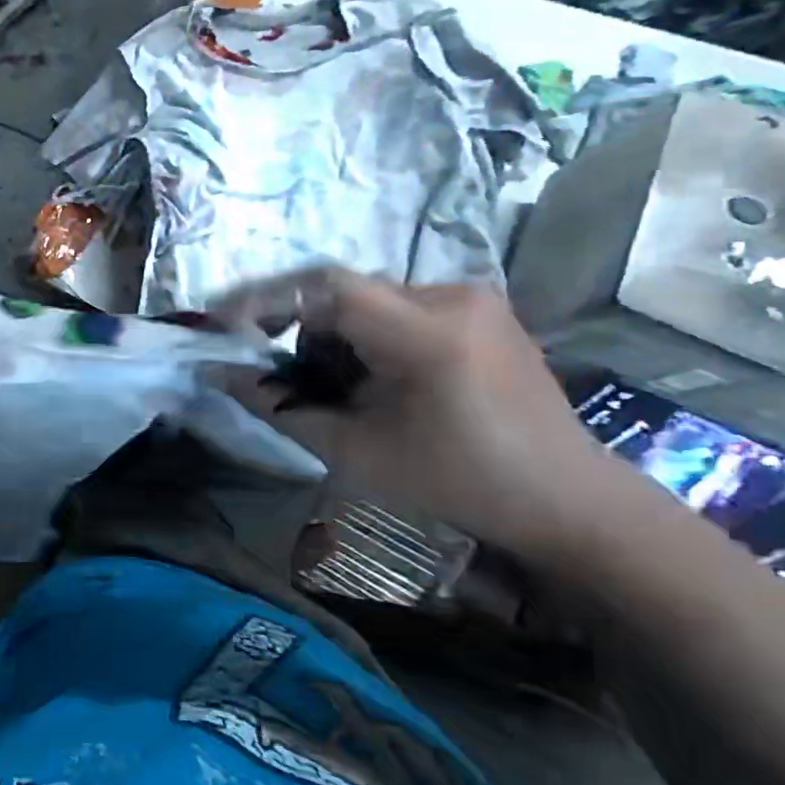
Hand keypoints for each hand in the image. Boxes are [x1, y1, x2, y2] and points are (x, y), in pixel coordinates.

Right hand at [217, 268, 621, 556]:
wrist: (564, 497)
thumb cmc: (456, 482)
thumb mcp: (354, 451)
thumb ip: (279, 406)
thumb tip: (219, 373)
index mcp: (427, 333)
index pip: (326, 288)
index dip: (265, 299)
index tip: (223, 325)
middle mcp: (452, 296)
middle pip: (345, 291)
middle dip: (298, 326)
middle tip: (275, 370)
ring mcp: (472, 298)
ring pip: (369, 298)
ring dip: (332, 332)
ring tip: (328, 384)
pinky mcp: (480, 309)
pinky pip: (399, 306)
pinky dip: (366, 334)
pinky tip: (371, 377)